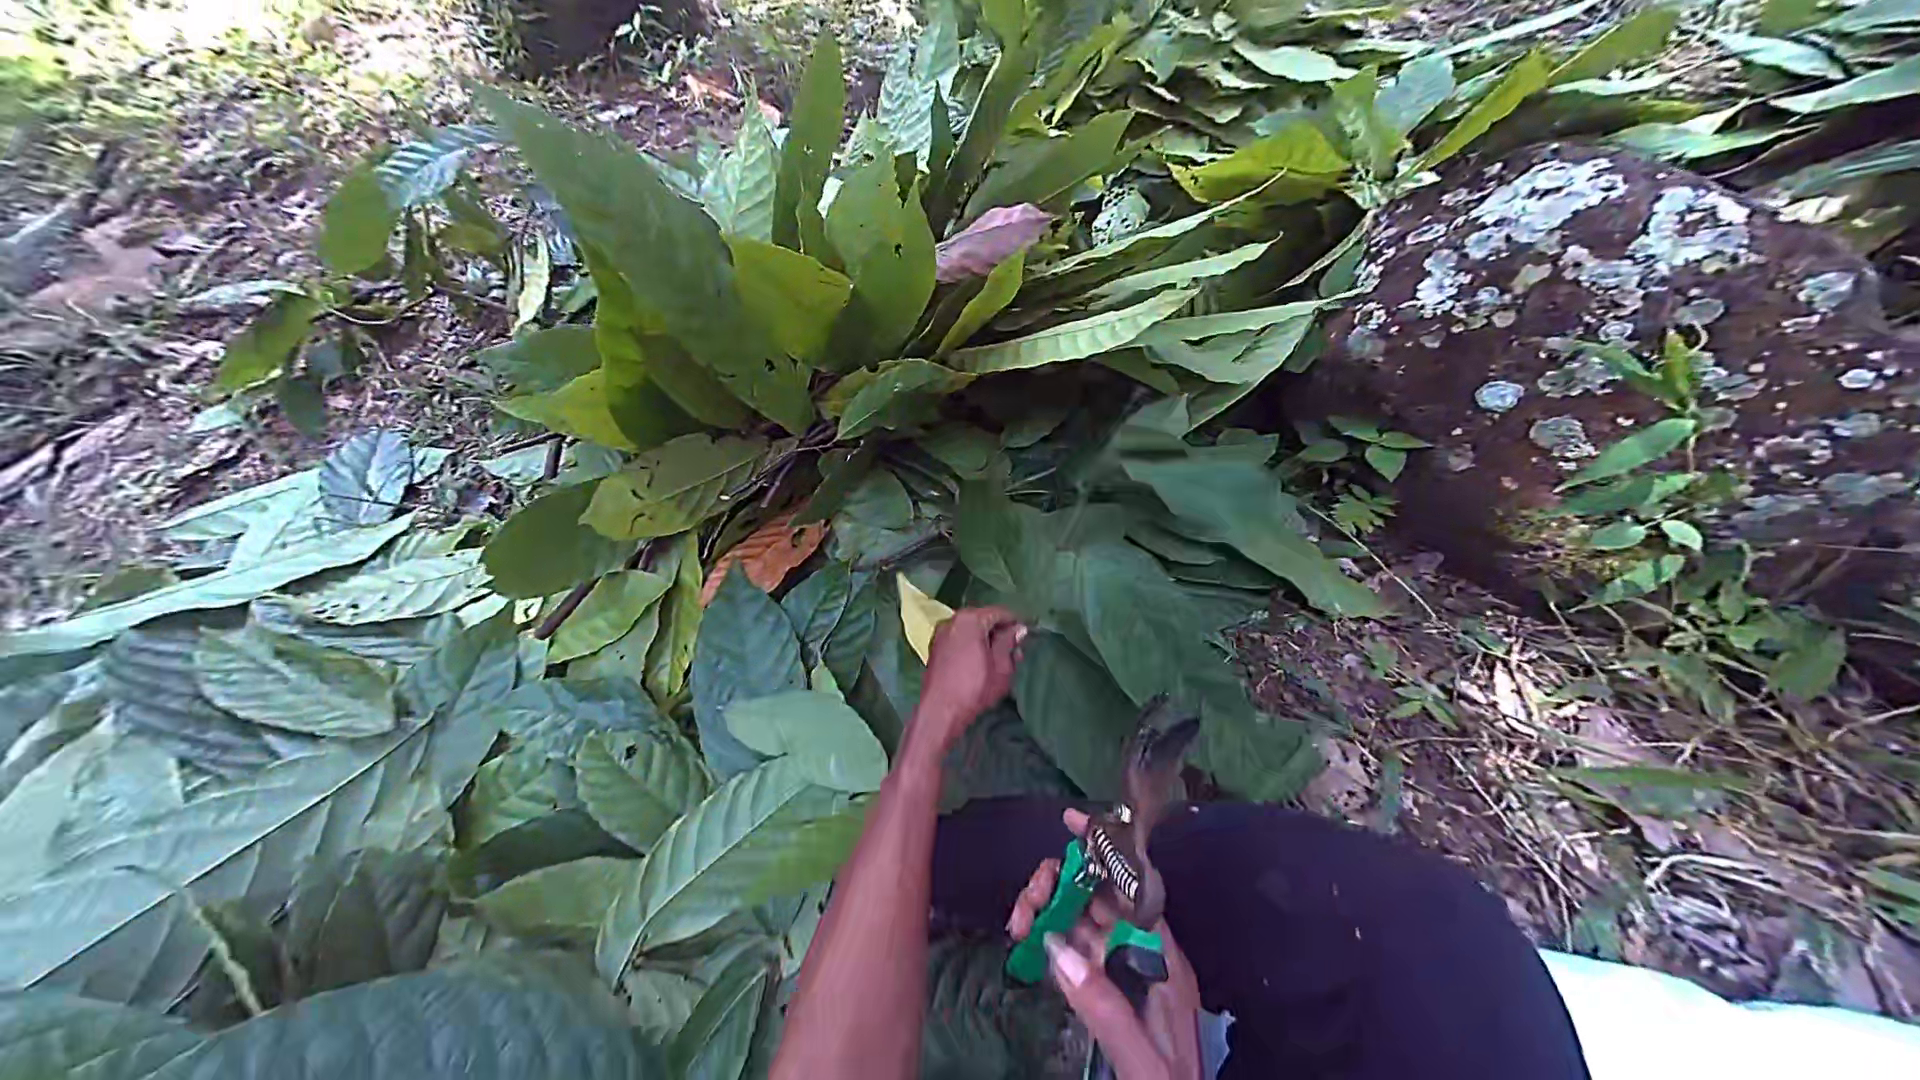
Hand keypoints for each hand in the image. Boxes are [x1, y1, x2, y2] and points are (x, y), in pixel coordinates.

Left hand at [905, 607, 1025, 762]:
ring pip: (971, 628)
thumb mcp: (1001, 666)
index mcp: (970, 620)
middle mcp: (952, 620)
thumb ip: (1009, 643)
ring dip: (987, 638)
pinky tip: (982, 660)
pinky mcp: (935, 647)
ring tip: (1002, 658)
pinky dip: (972, 643)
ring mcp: (941, 633)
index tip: (1028, 633)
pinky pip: (960, 638)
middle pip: (983, 618)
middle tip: (1017, 649)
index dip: (1016, 622)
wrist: (940, 711)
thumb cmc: (974, 688)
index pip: (999, 612)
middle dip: (1001, 631)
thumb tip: (1018, 629)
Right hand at [1006, 811, 1202, 1079]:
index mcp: (1162, 958)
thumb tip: (1055, 946)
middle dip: (1061, 881)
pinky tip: (1027, 941)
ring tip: (1020, 924)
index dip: (1104, 847)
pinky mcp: (1100, 987)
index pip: (1134, 884)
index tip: (1071, 821)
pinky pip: (1070, 945)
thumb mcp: (1144, 1062)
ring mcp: (1119, 969)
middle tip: (1028, 903)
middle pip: (1099, 894)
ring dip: (1047, 906)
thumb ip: (1104, 1007)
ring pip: (1079, 915)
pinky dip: (1046, 934)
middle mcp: (1140, 952)